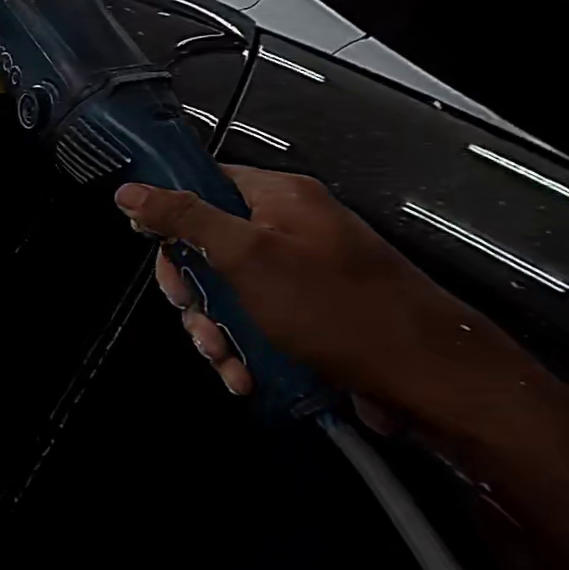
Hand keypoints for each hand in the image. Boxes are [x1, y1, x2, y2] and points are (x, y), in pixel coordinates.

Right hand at [115, 167, 541, 417]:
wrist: (436, 386)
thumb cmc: (344, 312)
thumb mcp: (246, 257)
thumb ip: (184, 218)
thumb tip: (132, 191)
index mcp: (280, 199)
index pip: (202, 183)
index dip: (170, 214)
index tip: (158, 247)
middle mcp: (291, 228)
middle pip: (205, 244)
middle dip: (192, 290)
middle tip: (194, 312)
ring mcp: (300, 271)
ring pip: (224, 289)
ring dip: (214, 327)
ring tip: (225, 356)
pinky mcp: (307, 311)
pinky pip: (252, 318)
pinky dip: (240, 345)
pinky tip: (244, 370)